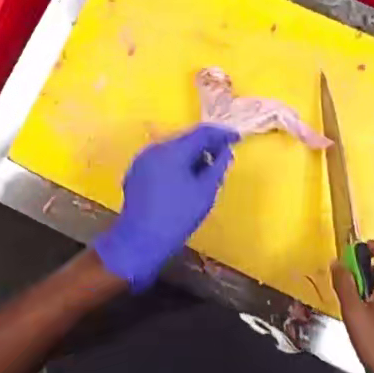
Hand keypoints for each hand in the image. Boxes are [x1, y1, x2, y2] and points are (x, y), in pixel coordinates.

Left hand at [93, 124, 237, 291]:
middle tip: (223, 157)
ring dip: (191, 156)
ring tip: (206, 172)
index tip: (237, 139)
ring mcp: (142, 161)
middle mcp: (155, 149)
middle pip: (185, 140)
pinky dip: (176, 165)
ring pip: (172, 151)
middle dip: (206, 146)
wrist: (140, 240)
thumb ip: (217, 167)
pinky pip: (161, 162)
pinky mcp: (136, 174)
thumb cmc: (177, 216)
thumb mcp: (205, 192)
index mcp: (172, 150)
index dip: (222, 134)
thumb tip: (225, 153)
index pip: (202, 132)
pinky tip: (185, 181)